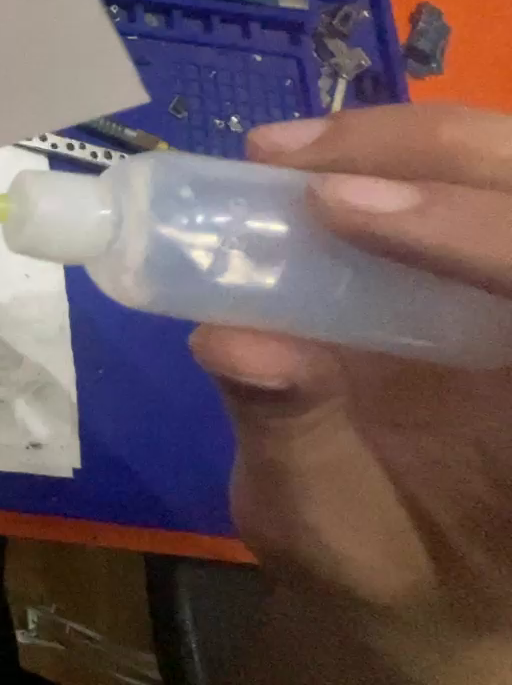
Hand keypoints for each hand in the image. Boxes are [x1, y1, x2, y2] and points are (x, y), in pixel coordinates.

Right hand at [190, 105, 511, 681]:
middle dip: (438, 157)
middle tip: (290, 158)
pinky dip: (386, 159)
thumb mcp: (329, 527)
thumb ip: (293, 439)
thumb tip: (232, 340)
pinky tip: (299, 166)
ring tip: (279, 152)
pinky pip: (464, 191)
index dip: (480, 232)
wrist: (416, 568)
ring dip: (408, 144)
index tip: (331, 204)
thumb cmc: (385, 564)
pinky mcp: (473, 279)